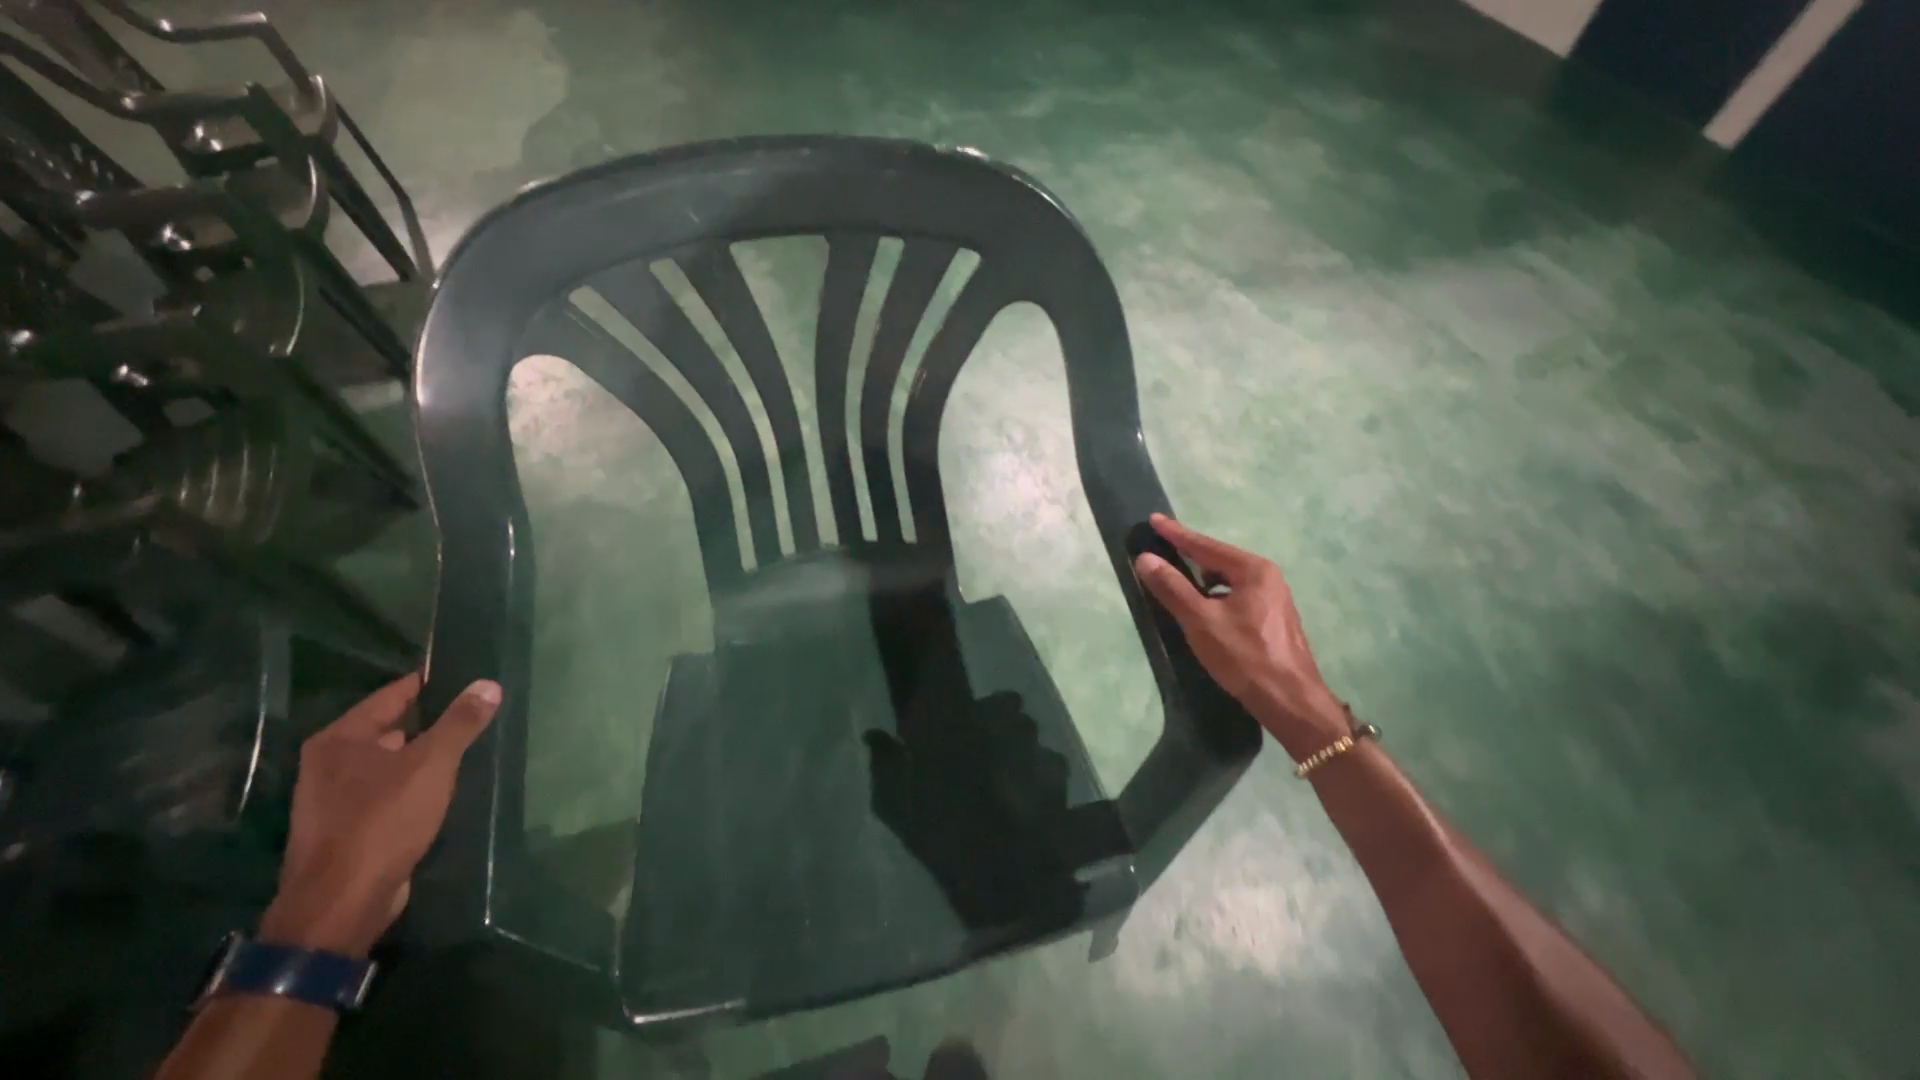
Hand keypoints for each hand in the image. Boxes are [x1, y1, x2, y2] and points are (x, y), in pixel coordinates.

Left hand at [258, 673, 500, 956]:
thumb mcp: (432, 764)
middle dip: (429, 722)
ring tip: (465, 750)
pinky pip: (386, 792)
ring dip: (421, 757)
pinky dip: (411, 785)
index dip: (431, 685)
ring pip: (388, 762)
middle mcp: (329, 762)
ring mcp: (333, 798)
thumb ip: (460, 723)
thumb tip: (488, 684)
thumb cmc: (383, 820)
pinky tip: (441, 791)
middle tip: (474, 715)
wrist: (343, 901)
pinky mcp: (346, 828)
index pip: (393, 695)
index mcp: (340, 739)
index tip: (468, 678)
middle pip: (389, 728)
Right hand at [1133, 514, 1348, 758]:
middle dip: (1190, 557)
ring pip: (1228, 580)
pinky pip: (1237, 596)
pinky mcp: (1273, 619)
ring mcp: (1274, 598)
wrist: (1290, 700)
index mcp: (1253, 570)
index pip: (1206, 545)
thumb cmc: (1244, 657)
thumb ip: (1172, 588)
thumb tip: (1146, 558)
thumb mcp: (1201, 621)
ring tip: (1178, 587)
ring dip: (1202, 581)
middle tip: (1162, 556)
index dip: (1177, 534)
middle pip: (1219, 560)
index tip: (1154, 520)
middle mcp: (1268, 577)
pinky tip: (1204, 614)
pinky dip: (1216, 598)